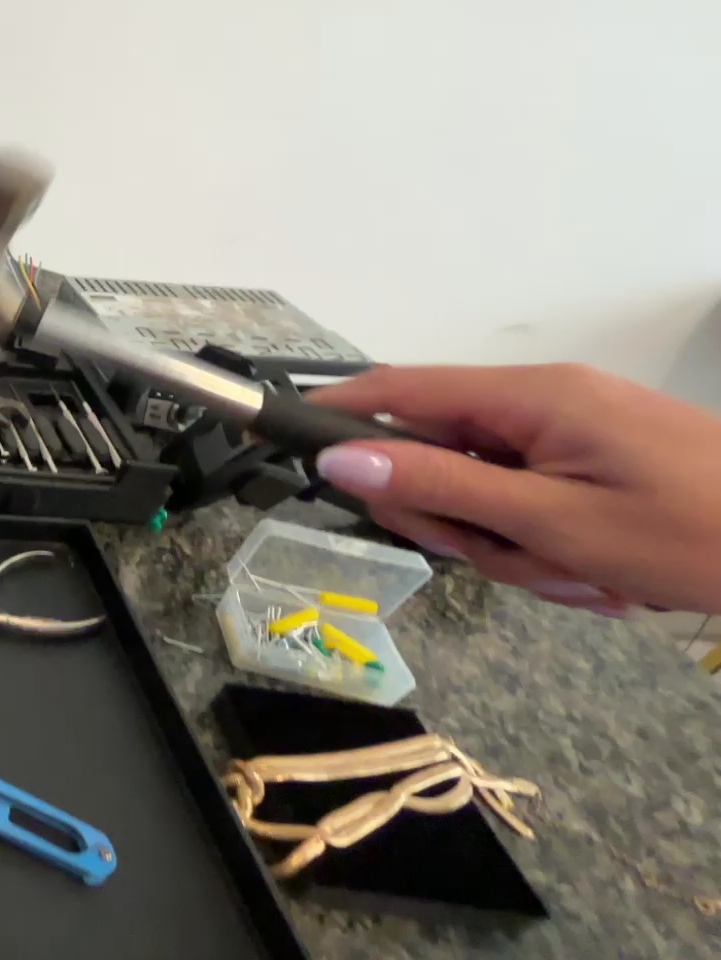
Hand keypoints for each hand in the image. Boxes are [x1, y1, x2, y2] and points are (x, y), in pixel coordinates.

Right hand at [307, 363, 720, 614]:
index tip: (280, 439)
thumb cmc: (703, 535)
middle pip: (429, 449)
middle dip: (444, 511)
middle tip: (486, 551)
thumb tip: (336, 458)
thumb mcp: (553, 522)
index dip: (331, 410)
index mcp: (528, 398)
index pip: (395, 388)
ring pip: (471, 485)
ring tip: (567, 572)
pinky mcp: (590, 461)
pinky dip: (532, 540)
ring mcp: (568, 433)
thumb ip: (436, 485)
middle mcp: (540, 404)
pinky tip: (586, 569)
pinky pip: (516, 497)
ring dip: (498, 538)